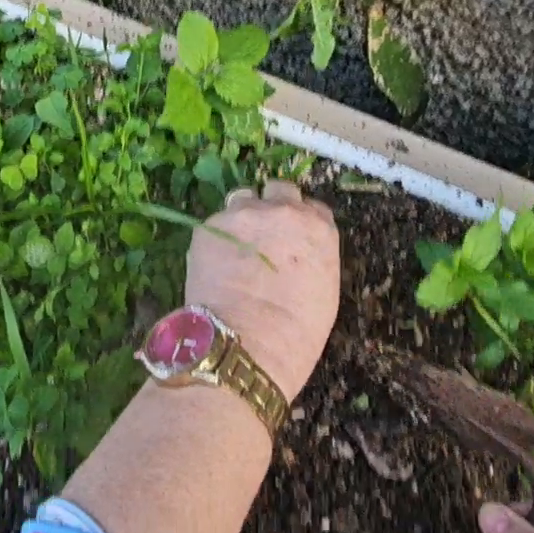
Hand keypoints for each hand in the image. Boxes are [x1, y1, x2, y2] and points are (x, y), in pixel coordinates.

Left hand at [185, 180, 339, 398]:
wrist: (248, 343)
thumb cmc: (297, 333)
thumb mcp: (324, 289)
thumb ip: (312, 255)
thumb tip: (295, 250)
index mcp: (317, 227)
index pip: (311, 206)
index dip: (298, 219)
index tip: (291, 235)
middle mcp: (282, 210)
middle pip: (278, 189)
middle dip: (271, 205)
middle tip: (263, 233)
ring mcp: (243, 213)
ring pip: (242, 199)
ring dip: (242, 216)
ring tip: (236, 248)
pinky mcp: (209, 225)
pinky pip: (216, 224)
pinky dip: (217, 238)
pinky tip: (216, 264)